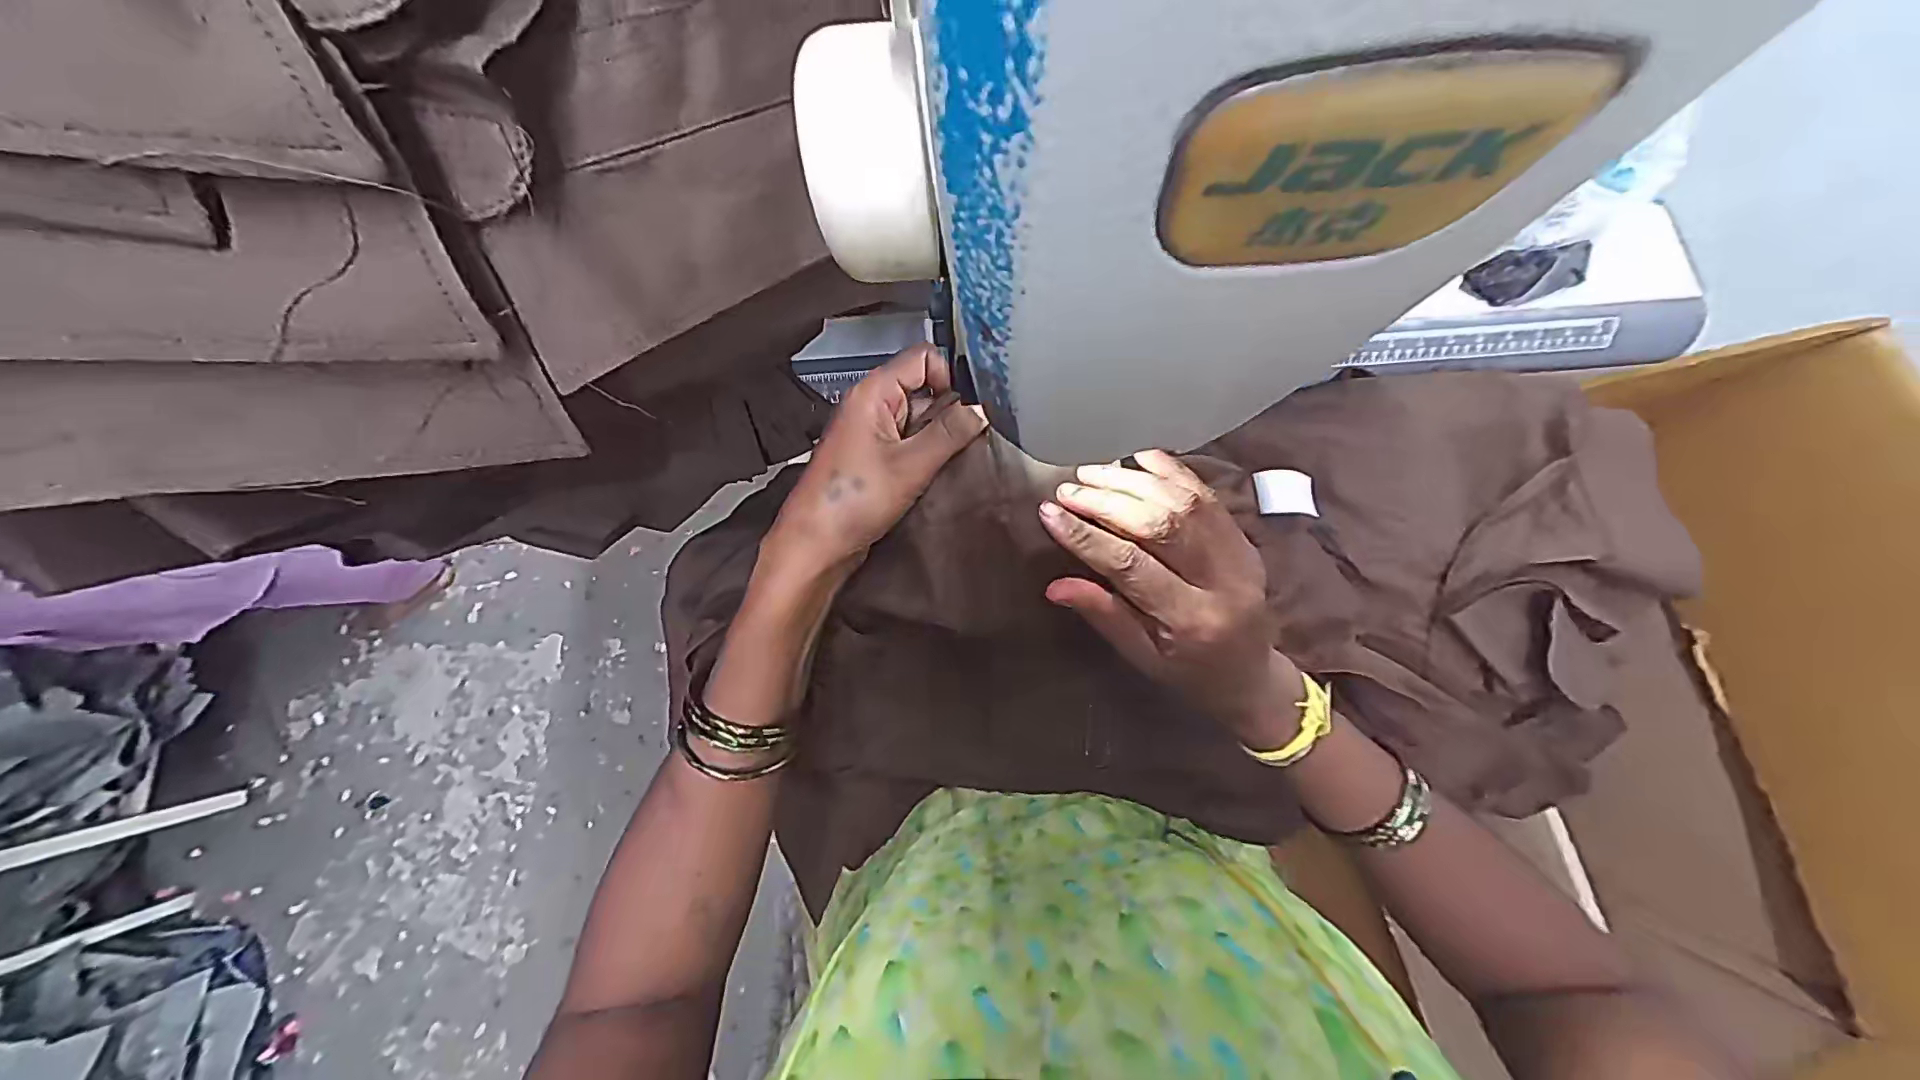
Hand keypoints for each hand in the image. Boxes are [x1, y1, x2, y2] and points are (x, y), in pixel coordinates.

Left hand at [767, 344, 987, 574]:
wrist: (816, 544)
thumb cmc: (848, 502)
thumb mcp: (910, 465)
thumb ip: (950, 432)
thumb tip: (981, 409)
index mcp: (873, 393)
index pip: (923, 358)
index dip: (951, 377)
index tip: (971, 407)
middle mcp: (872, 406)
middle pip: (925, 389)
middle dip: (949, 413)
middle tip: (964, 441)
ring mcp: (874, 433)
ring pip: (921, 420)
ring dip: (940, 438)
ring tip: (946, 463)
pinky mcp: (877, 458)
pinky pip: (911, 444)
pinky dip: (927, 456)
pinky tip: (934, 475)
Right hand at [1038, 449, 1305, 744]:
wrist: (1251, 676)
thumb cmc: (1188, 673)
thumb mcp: (1141, 658)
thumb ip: (1104, 616)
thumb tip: (1055, 586)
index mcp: (1192, 621)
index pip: (1132, 566)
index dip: (1086, 536)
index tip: (1049, 514)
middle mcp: (1222, 582)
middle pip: (1161, 524)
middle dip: (1108, 501)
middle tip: (1068, 490)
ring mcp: (1241, 555)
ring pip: (1185, 502)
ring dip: (1135, 481)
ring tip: (1093, 474)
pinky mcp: (1245, 539)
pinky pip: (1208, 495)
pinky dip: (1172, 472)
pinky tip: (1138, 460)